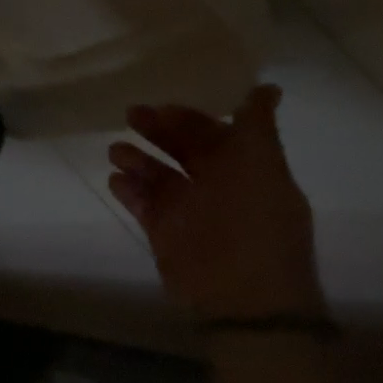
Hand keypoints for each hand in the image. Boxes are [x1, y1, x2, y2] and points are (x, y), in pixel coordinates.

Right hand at [107, 85, 322, 320]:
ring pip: (159, 175)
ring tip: (116, 153)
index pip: (216, 133)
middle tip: (129, 116)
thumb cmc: (253, 224)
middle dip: (158, 131)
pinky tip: (116, 180)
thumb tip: (266, 88)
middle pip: (183, 150)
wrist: (240, 295)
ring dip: (137, 159)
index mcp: (248, 168)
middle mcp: (219, 186)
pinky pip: (143, 203)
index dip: (191, 117)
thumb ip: (255, 128)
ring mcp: (190, 211)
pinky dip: (128, 190)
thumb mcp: (259, 166)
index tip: (162, 107)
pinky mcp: (165, 233)